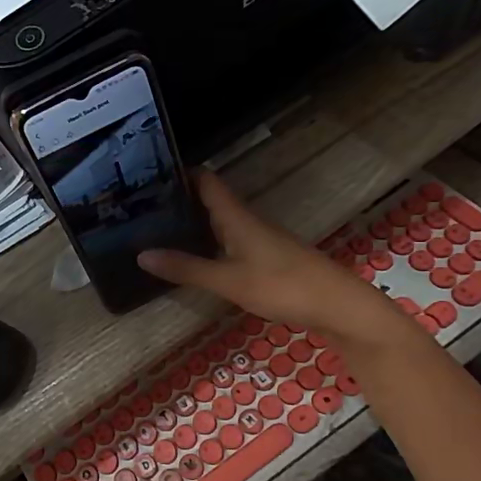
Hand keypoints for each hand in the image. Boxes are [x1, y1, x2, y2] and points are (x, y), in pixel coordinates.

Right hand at [140, 171, 402, 349]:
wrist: (340, 308)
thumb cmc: (283, 286)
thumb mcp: (228, 280)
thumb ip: (186, 268)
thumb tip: (141, 254)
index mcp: (237, 218)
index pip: (207, 182)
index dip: (180, 172)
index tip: (149, 173)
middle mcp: (247, 222)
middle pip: (210, 201)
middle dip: (178, 200)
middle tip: (141, 206)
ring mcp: (259, 240)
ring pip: (219, 222)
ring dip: (191, 222)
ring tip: (157, 229)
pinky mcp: (266, 258)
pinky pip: (228, 240)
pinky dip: (207, 242)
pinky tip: (193, 256)